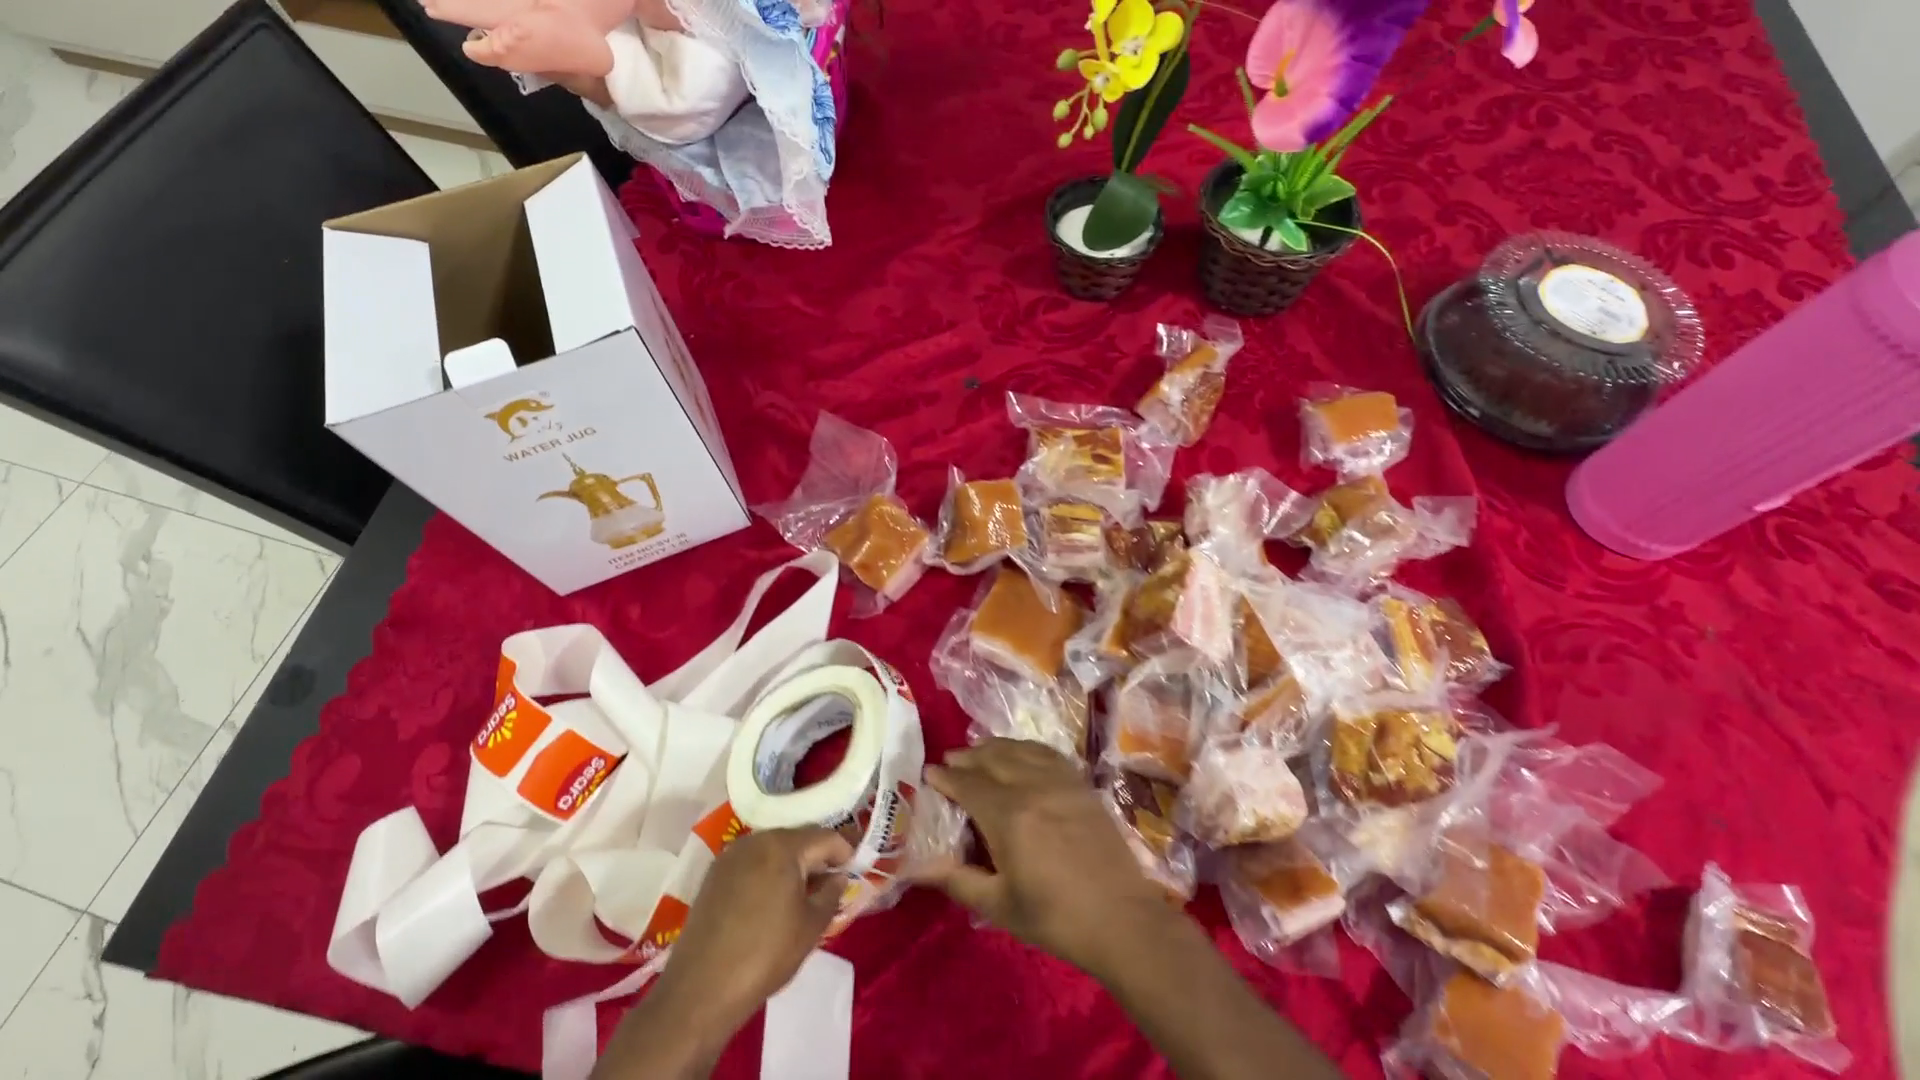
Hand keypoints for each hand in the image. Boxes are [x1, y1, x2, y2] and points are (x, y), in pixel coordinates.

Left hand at [656, 826, 852, 1023]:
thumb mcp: (811, 926)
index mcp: (782, 846)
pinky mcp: (713, 876)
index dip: (845, 851)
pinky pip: (751, 863)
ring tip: (804, 894)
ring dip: (791, 865)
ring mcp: (729, 857)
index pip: (825, 836)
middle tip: (831, 883)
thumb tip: (838, 877)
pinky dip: (768, 873)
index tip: (855, 869)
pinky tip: (773, 900)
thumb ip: (831, 893)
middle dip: (816, 857)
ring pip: (772, 850)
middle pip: (796, 838)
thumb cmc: (766, 954)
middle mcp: (754, 841)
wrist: (702, 988)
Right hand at [914, 738, 1177, 977]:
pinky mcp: (1083, 787)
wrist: (1122, 920)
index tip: (928, 774)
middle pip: (993, 759)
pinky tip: (1022, 756)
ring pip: (1021, 751)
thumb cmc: (1055, 918)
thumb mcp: (999, 905)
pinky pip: (1049, 755)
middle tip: (950, 762)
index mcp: (1008, 816)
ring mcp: (1062, 783)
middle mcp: (1033, 788)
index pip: (968, 784)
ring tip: (980, 753)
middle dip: (967, 757)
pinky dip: (1027, 749)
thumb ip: (957, 879)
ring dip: (995, 748)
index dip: (945, 778)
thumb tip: (916, 867)